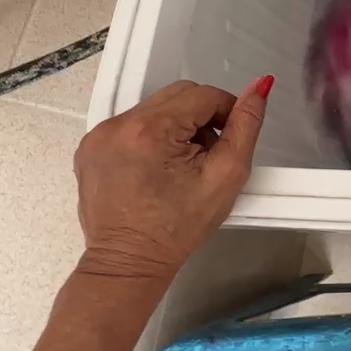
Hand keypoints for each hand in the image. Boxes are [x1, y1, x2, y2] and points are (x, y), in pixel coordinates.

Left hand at [71, 75, 271, 280]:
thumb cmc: (177, 227)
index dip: (225, 114)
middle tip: (204, 155)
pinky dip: (153, 135)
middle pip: (180, 94)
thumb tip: (260, 85)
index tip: (224, 144)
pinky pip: (135, 121)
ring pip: (159, 106)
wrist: (128, 265)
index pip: (205, 95)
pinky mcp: (90, 147)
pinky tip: (157, 166)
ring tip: (180, 163)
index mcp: (150, 130)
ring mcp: (99, 136)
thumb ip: (247, 123)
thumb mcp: (227, 174)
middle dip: (200, 118)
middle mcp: (118, 126)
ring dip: (177, 125)